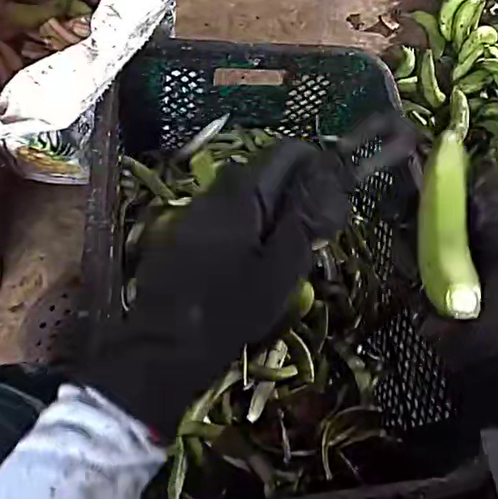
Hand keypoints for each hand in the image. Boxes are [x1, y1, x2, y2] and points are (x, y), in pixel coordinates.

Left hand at [85, 140, 353, 435]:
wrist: (165, 347)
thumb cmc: (232, 309)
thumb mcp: (282, 268)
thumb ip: (306, 220)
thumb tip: (329, 184)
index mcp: (243, 192)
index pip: (287, 151)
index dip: (316, 164)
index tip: (332, 190)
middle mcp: (215, 189)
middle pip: (265, 169)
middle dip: (294, 187)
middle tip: (314, 222)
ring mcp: (194, 209)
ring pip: (245, 192)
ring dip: (270, 206)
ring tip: (286, 242)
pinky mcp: (183, 230)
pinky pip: (225, 211)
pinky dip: (247, 222)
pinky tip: (252, 255)